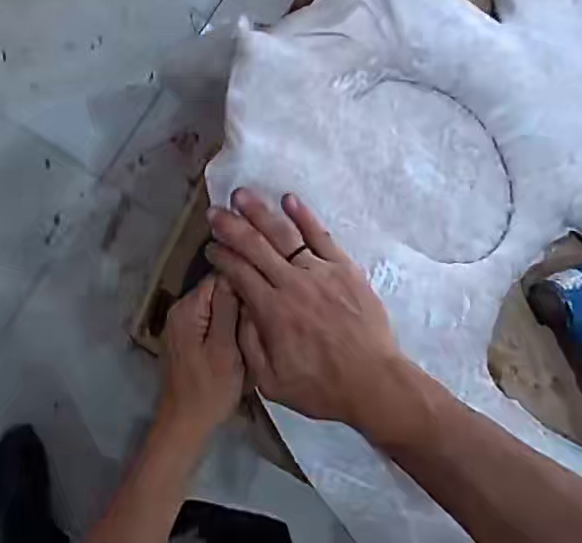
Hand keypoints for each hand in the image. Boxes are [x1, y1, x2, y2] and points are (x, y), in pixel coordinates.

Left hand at [159, 275, 244, 437]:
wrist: (185, 428)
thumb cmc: (209, 390)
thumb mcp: (225, 347)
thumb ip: (228, 307)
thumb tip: (235, 271)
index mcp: (187, 309)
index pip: (220, 275)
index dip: (243, 282)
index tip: (263, 294)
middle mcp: (180, 310)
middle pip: (217, 288)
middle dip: (239, 298)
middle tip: (260, 315)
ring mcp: (181, 325)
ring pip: (217, 304)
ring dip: (234, 313)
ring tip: (252, 328)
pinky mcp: (186, 338)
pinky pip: (211, 319)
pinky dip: (226, 325)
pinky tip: (239, 339)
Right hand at [205, 189, 416, 436]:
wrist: (371, 379)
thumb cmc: (320, 386)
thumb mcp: (271, 381)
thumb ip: (249, 342)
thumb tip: (240, 306)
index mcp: (272, 311)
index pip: (240, 273)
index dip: (222, 257)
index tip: (210, 246)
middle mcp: (292, 284)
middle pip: (256, 247)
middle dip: (232, 227)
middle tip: (215, 211)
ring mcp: (320, 271)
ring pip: (285, 235)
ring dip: (261, 213)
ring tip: (242, 195)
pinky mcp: (344, 266)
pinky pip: (321, 235)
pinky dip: (304, 215)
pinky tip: (289, 199)